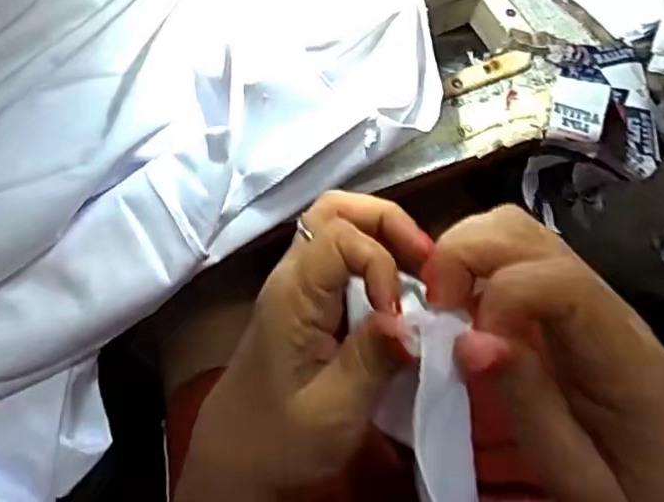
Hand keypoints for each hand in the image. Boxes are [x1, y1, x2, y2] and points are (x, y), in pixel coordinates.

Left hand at [175, 191, 434, 500]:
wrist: (237, 455)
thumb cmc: (280, 438)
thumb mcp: (332, 413)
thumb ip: (370, 362)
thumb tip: (409, 322)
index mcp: (293, 291)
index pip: (337, 234)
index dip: (378, 259)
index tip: (399, 313)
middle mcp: (293, 273)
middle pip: (334, 209)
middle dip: (385, 220)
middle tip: (426, 259)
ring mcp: (298, 281)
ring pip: (336, 223)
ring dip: (382, 234)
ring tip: (420, 270)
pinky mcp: (308, 297)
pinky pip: (341, 252)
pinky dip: (376, 256)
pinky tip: (399, 291)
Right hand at [424, 206, 663, 501]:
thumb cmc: (639, 489)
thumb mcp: (590, 487)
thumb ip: (535, 417)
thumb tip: (470, 343)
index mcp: (624, 354)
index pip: (561, 280)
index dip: (502, 294)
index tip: (467, 343)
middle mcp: (601, 300)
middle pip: (523, 231)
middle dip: (462, 253)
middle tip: (436, 310)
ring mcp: (578, 284)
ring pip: (509, 225)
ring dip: (460, 251)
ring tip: (444, 306)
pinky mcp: (554, 284)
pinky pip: (503, 243)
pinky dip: (467, 258)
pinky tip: (460, 303)